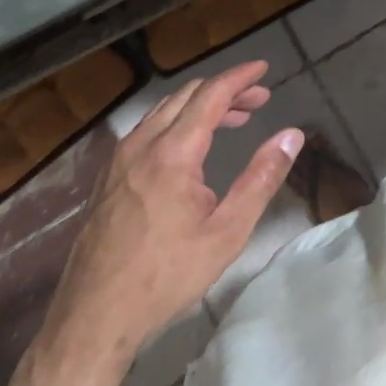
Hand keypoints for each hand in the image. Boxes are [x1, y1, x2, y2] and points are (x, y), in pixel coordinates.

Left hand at [14, 61, 302, 385]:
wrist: (94, 317)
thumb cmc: (167, 275)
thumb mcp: (227, 232)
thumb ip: (262, 178)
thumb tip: (292, 136)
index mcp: (172, 153)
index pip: (210, 95)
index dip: (239, 78)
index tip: (264, 69)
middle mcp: (141, 145)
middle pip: (186, 96)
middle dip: (224, 90)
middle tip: (257, 100)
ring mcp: (119, 161)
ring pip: (163, 111)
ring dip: (199, 105)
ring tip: (231, 119)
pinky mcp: (107, 178)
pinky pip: (146, 130)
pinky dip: (176, 121)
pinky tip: (189, 146)